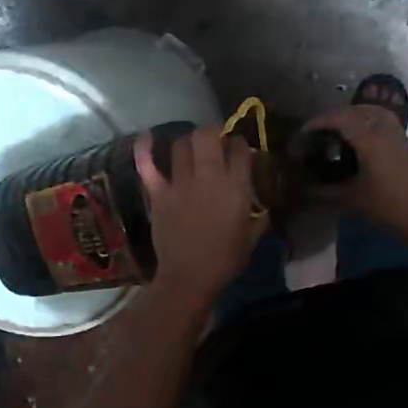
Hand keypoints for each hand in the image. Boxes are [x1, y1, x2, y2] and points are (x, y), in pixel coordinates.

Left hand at [134, 125, 263, 307]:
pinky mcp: (158, 194)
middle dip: (212, 131)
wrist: (189, 276)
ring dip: (187, 142)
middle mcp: (209, 178)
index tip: (238, 150)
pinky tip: (146, 137)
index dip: (239, 144)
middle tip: (213, 141)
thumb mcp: (252, 237)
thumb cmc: (225, 260)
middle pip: (208, 136)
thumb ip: (259, 217)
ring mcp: (180, 184)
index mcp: (236, 187)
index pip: (240, 149)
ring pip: (181, 146)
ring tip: (190, 147)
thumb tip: (263, 208)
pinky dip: (144, 150)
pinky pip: (147, 166)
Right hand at [305, 105, 407, 242]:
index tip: (302, 133)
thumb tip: (303, 188)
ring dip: (351, 116)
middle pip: (357, 110)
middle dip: (333, 116)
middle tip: (316, 131)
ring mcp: (397, 136)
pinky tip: (355, 140)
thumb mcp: (350, 200)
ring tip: (334, 131)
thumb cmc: (386, 207)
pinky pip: (382, 122)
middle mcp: (385, 132)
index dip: (318, 122)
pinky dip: (365, 123)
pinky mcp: (403, 145)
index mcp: (370, 141)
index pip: (340, 119)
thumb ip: (323, 191)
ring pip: (372, 112)